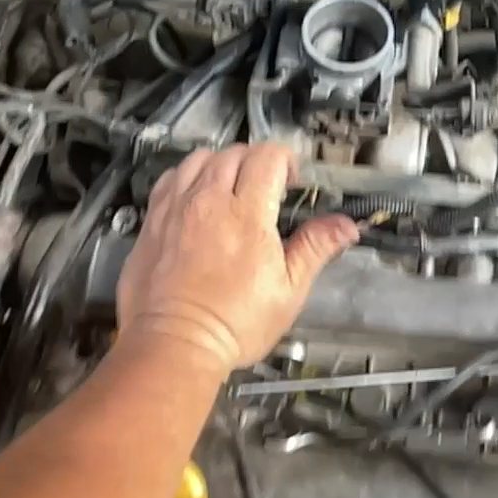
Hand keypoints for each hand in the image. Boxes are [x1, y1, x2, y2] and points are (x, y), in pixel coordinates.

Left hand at [116, 144, 356, 371]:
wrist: (174, 345)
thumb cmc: (234, 323)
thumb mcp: (288, 289)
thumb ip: (315, 247)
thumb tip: (345, 225)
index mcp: (247, 213)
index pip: (268, 156)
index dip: (285, 162)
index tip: (290, 183)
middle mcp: (209, 201)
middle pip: (235, 152)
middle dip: (256, 162)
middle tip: (266, 188)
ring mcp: (176, 208)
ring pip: (200, 158)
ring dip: (221, 164)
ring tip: (231, 189)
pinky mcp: (152, 221)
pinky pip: (170, 179)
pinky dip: (188, 178)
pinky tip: (197, 198)